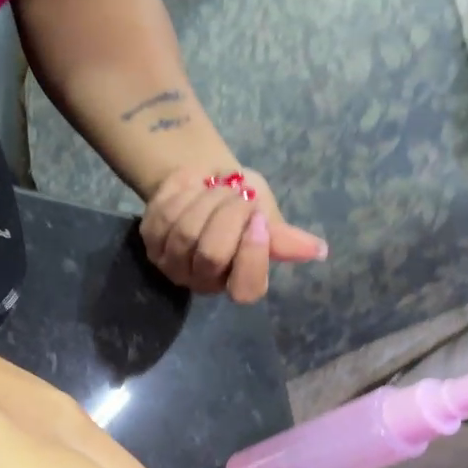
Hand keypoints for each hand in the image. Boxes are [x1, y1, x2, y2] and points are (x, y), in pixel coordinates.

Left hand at [139, 166, 325, 303]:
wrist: (206, 177)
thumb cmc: (241, 199)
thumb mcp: (266, 215)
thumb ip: (282, 237)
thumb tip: (318, 251)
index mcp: (236, 280)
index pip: (246, 290)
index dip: (252, 255)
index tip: (257, 219)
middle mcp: (202, 281)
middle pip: (212, 256)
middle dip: (229, 215)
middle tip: (236, 195)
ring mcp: (171, 266)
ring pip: (186, 234)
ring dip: (207, 200)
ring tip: (216, 188)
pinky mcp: (149, 243)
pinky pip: (166, 218)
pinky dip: (184, 194)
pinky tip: (191, 190)